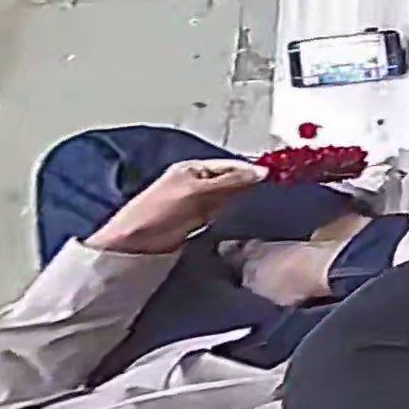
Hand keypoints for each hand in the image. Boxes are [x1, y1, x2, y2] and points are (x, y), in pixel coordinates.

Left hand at [87, 160, 269, 254]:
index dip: (253, 169)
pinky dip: (241, 204)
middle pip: (236, 176)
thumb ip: (232, 180)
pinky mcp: (206, 213)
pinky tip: (250, 206)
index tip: (275, 175)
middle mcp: (200, 179)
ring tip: (265, 195)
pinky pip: (230, 204)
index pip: (234, 164)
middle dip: (252, 180)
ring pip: (236, 190)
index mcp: (194, 168)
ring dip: (248, 193)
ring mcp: (203, 196)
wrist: (134, 244)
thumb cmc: (159, 211)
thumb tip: (265, 171)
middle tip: (274, 185)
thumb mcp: (198, 191)